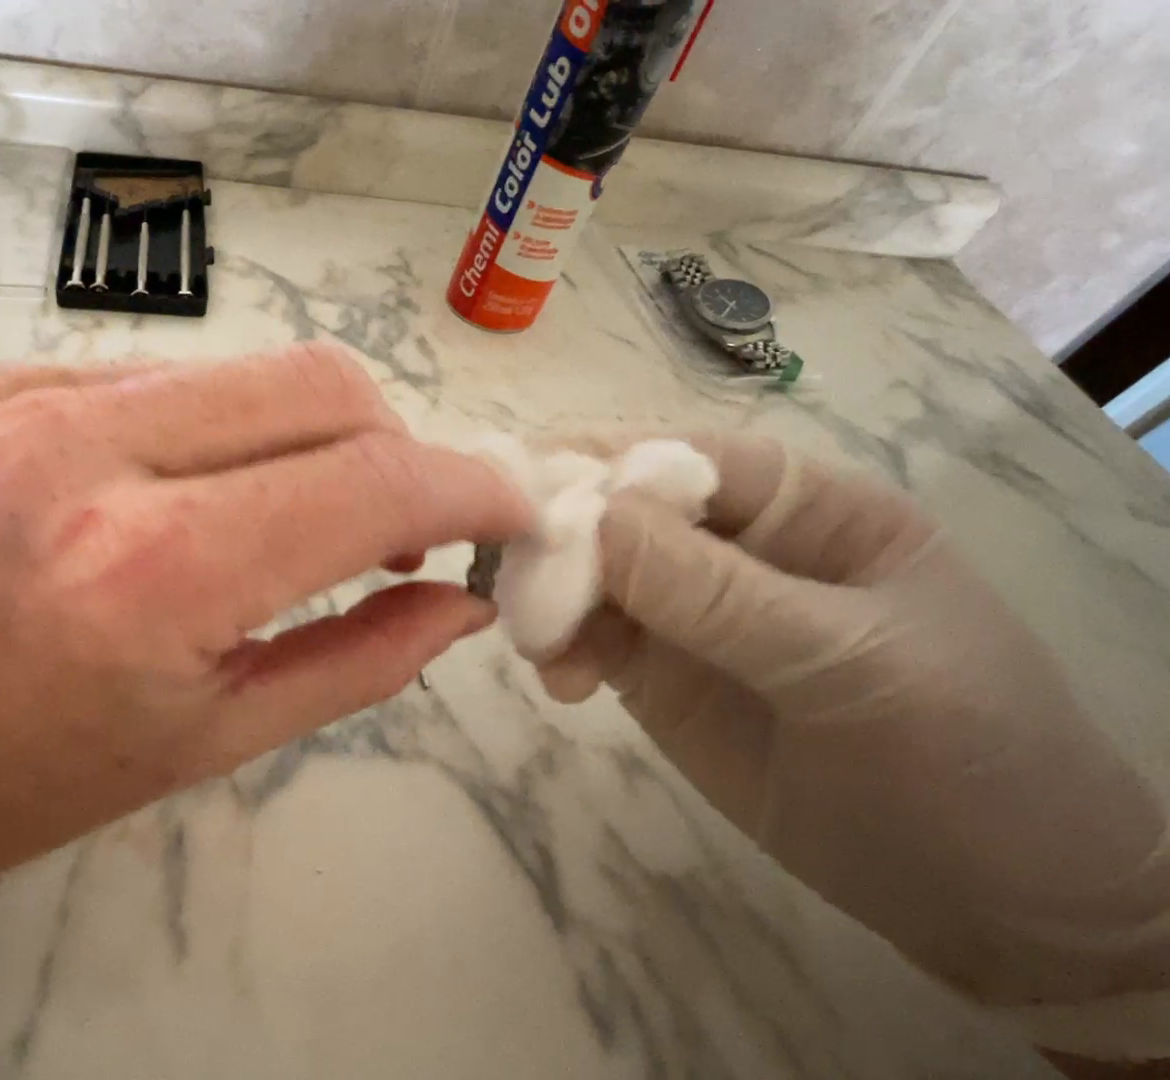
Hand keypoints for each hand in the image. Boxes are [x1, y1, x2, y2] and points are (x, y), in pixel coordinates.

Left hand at [0, 343, 531, 907]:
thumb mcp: (220, 737)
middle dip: (396, 446)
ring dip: (313, 435)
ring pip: (252, 370)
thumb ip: (361, 658)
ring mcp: (41, 404)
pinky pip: (174, 379)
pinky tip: (204, 494)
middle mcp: (93, 455)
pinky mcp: (12, 387)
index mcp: (153, 570)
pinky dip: (226, 428)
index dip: (466, 487)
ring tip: (306, 514)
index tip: (507, 510)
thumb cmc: (44, 773)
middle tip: (400, 525)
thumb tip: (460, 600)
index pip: (367, 482)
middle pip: (320, 385)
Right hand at [535, 434, 1169, 1004]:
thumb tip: (596, 520)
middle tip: (499, 563)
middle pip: (622, 509)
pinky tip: (560, 684)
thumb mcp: (851, 665)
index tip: (525, 485)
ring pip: (588, 573)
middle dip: (559, 530)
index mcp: (808, 512)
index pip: (691, 458)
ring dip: (548, 596)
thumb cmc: (961, 757)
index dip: (609, 461)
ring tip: (537, 644)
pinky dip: (555, 648)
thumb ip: (721, 595)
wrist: (985, 901)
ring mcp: (687, 613)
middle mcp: (736, 548)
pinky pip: (583, 637)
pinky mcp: (654, 673)